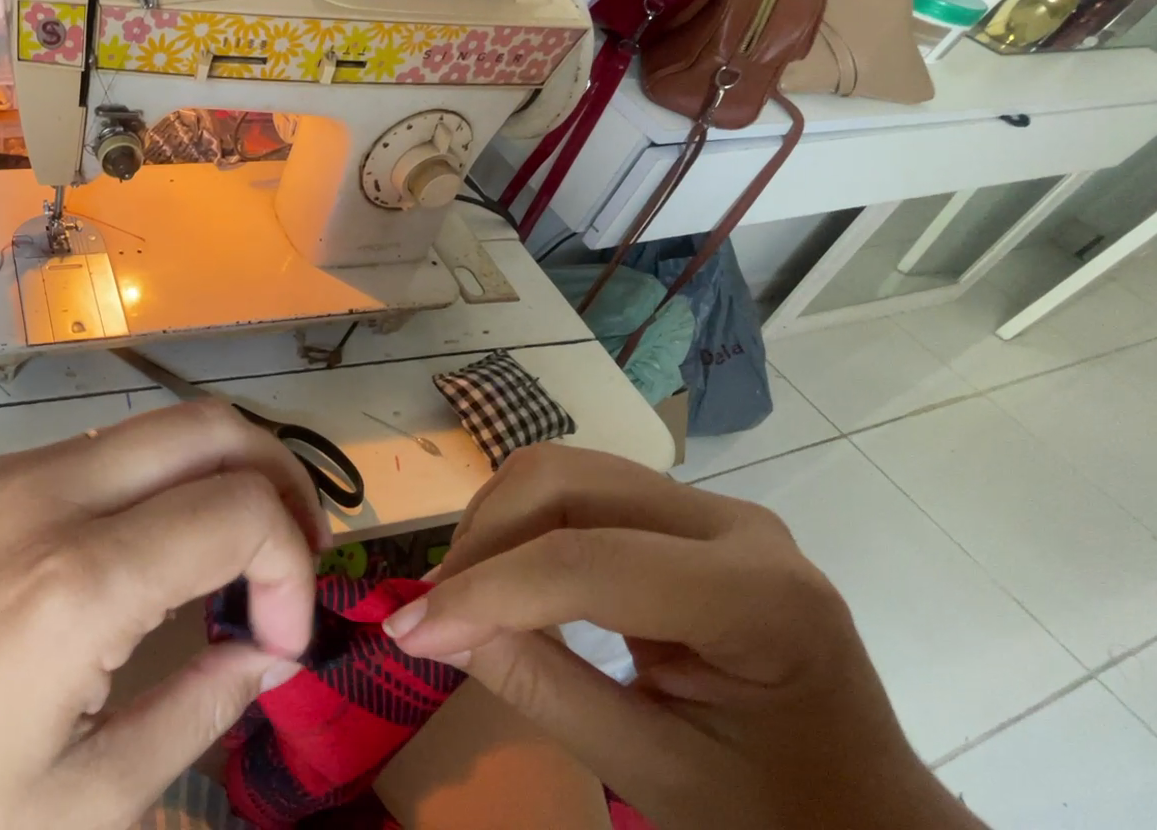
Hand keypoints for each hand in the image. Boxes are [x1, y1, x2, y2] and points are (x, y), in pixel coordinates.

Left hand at [0, 402, 327, 829]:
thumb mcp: (84, 800)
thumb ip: (199, 707)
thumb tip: (271, 653)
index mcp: (78, 581)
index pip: (240, 511)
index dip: (292, 567)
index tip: (281, 640)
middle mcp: (49, 495)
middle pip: (211, 427)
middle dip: (280, 482)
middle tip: (296, 561)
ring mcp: (13, 476)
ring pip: (162, 423)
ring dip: (225, 470)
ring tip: (247, 550)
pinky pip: (112, 448)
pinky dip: (169, 476)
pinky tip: (168, 544)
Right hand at [384, 444, 983, 829]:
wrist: (862, 812)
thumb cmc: (775, 812)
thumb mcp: (653, 771)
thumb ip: (537, 687)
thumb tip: (421, 628)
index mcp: (759, 598)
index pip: (587, 563)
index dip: (485, 591)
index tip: (406, 631)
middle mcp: (735, 524)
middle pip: (566, 481)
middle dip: (483, 539)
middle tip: (435, 612)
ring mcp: (709, 511)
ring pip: (562, 472)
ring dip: (494, 526)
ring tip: (462, 598)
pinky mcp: (682, 518)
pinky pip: (577, 494)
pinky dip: (520, 528)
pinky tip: (502, 581)